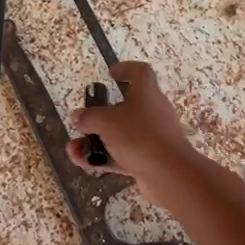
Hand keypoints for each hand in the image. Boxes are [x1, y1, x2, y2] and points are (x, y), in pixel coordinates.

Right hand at [66, 61, 200, 188]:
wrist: (170, 175)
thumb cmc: (139, 136)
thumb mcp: (106, 121)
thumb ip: (89, 117)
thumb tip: (78, 117)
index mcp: (147, 93)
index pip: (141, 72)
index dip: (126, 69)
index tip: (111, 74)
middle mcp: (153, 112)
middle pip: (127, 107)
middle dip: (101, 115)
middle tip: (85, 120)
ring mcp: (153, 138)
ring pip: (121, 135)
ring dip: (97, 140)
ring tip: (74, 149)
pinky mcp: (150, 161)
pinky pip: (123, 155)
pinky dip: (104, 158)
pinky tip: (83, 163)